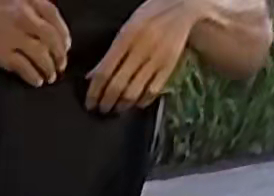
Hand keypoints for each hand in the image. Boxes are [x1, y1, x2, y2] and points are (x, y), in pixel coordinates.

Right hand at [0, 0, 70, 86]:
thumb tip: (36, 7)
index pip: (52, 14)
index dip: (62, 31)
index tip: (66, 43)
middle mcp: (23, 17)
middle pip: (50, 37)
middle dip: (59, 53)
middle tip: (62, 64)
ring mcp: (14, 37)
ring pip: (41, 54)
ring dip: (49, 67)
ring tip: (51, 76)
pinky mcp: (4, 56)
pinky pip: (25, 68)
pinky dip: (34, 76)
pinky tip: (37, 81)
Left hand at [86, 0, 200, 109]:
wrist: (183, 6)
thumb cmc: (149, 19)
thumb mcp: (126, 30)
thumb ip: (109, 55)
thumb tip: (90, 78)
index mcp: (126, 37)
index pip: (104, 72)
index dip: (94, 93)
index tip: (90, 104)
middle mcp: (140, 48)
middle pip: (117, 86)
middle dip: (106, 103)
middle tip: (102, 109)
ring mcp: (156, 58)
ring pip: (133, 93)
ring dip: (121, 106)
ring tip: (117, 108)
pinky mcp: (168, 66)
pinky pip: (151, 92)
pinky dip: (140, 102)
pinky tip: (135, 102)